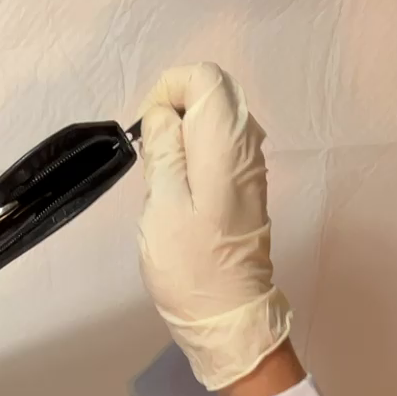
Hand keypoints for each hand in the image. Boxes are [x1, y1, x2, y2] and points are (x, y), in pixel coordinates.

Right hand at [136, 62, 293, 390]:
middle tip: (151, 161)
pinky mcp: (245, 189)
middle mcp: (246, 145)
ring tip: (162, 182)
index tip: (147, 135)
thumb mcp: (162, 207)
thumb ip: (162, 151)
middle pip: (211, 95)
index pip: (203, 78)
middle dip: (173, 115)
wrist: (227, 317)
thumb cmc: (190, 268)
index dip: (167, 94)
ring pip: (213, 123)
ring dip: (181, 140)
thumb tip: (163, 115)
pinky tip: (179, 194)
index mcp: (225, 143)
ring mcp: (249, 167)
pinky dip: (193, 158)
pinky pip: (217, 150)